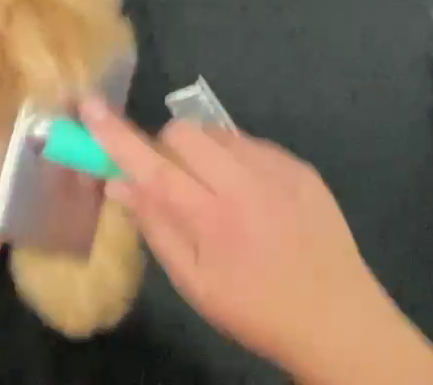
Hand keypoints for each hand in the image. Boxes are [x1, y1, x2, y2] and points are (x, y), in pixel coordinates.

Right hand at [80, 100, 432, 384]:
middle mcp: (244, 185)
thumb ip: (153, 226)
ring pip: (215, 132)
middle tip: (175, 182)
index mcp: (212, 219)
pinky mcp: (301, 168)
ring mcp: (278, 171)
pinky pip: (248, 143)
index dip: (116, 136)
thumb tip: (116, 183)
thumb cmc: (255, 309)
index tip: (89, 107)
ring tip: (216, 191)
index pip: (151, 165)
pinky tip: (251, 197)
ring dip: (201, 151)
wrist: (343, 325)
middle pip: (183, 133)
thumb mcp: (194, 283)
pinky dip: (235, 158)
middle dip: (166, 147)